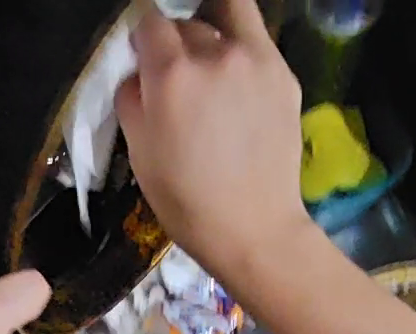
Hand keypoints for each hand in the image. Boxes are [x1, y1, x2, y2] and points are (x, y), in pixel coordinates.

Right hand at [115, 0, 311, 280]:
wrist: (252, 230)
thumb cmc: (186, 204)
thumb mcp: (140, 157)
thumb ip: (131, 101)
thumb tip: (137, 74)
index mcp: (171, 74)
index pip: (148, 22)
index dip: (142, 41)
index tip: (144, 61)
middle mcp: (214, 53)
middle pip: (186, 22)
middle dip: (175, 44)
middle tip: (177, 80)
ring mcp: (255, 59)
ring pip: (226, 15)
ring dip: (211, 30)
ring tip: (209, 63)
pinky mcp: (284, 74)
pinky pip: (255, 43)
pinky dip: (240, 53)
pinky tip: (237, 88)